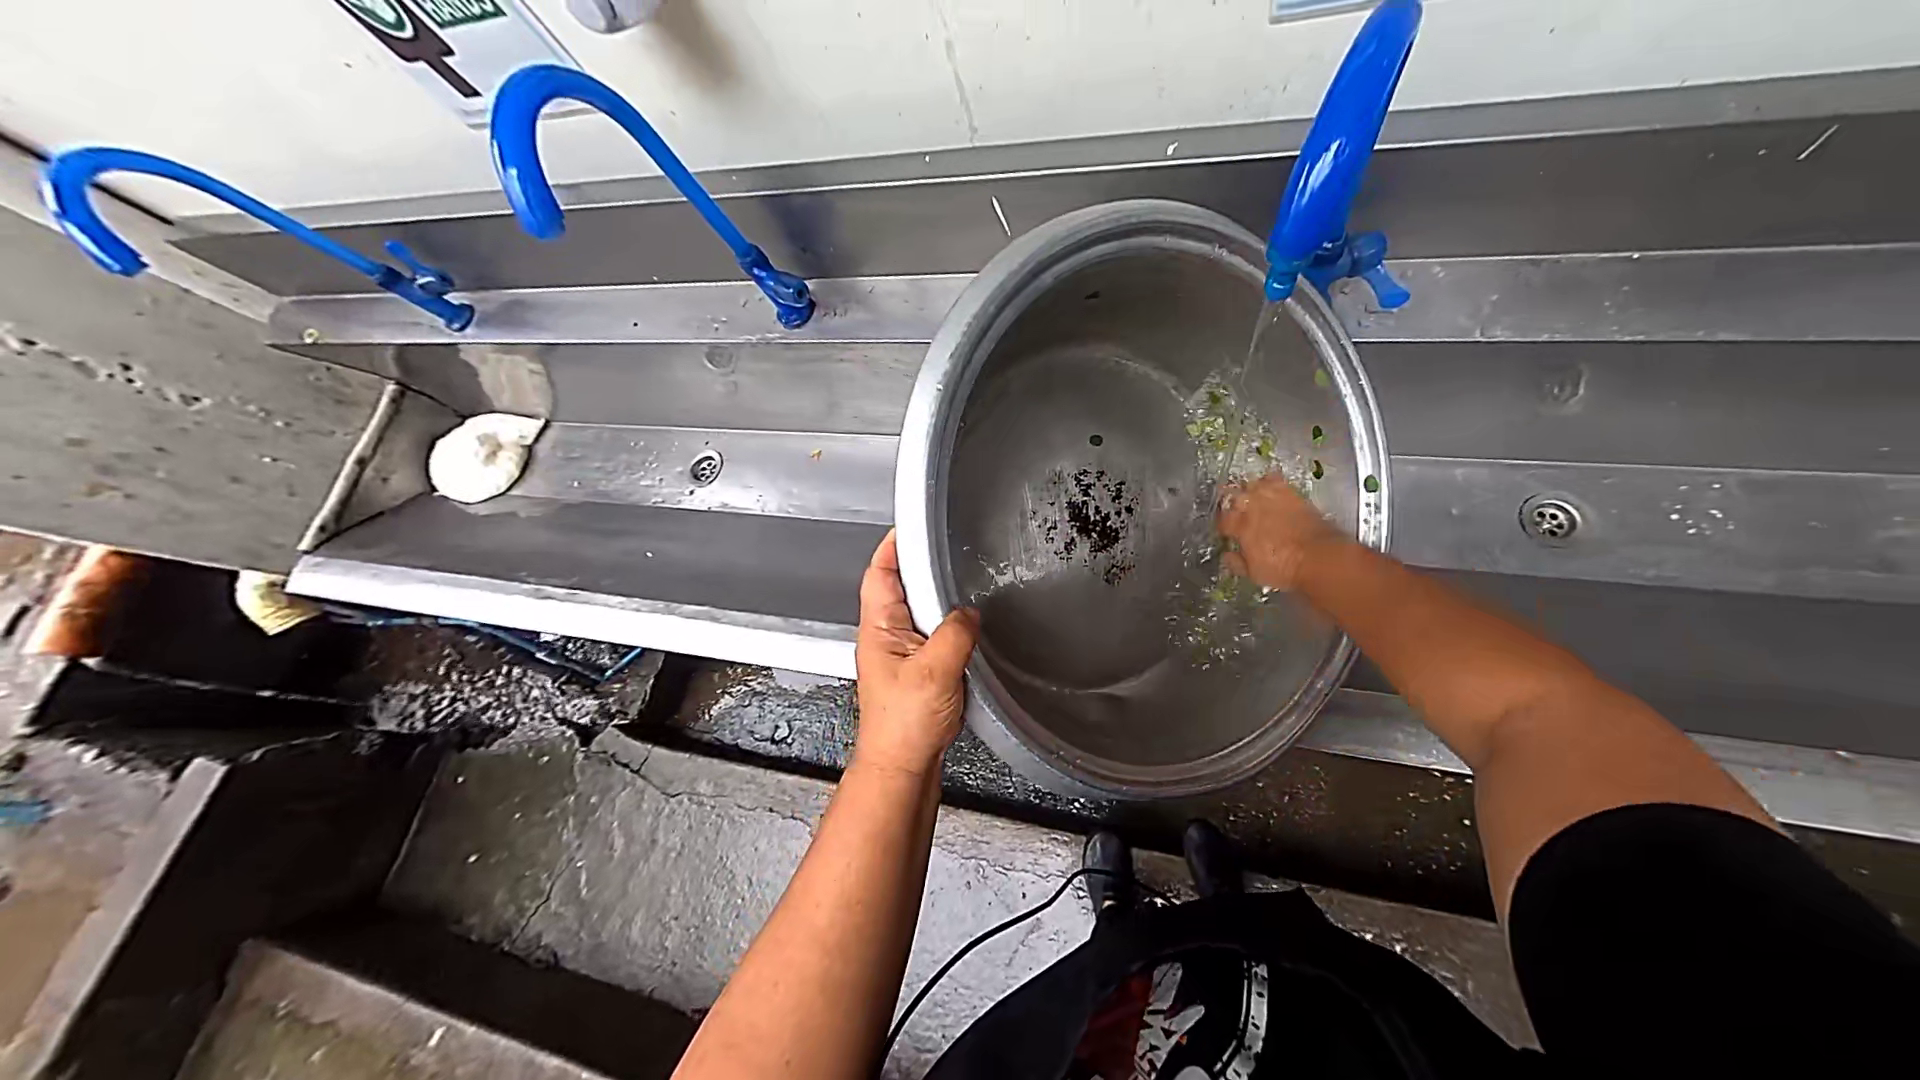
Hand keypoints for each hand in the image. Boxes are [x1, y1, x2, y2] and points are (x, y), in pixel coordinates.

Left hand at [854, 530, 980, 776]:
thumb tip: (970, 613)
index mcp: (879, 628)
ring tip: (959, 586)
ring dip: (938, 600)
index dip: (894, 544)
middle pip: (900, 586)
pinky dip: (949, 627)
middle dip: (921, 566)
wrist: (903, 766)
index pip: (881, 571)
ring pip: (920, 612)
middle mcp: (885, 636)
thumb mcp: (935, 670)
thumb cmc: (902, 726)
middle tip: (945, 550)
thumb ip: (955, 633)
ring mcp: (901, 653)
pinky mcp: (917, 670)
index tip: (912, 524)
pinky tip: (966, 631)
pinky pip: (933, 636)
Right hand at [1216, 475, 1345, 589]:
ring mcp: (1272, 498)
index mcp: (1239, 525)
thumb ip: (1236, 562)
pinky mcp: (1292, 494)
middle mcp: (1252, 507)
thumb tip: (1228, 556)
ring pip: (1253, 483)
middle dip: (1231, 502)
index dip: (1222, 525)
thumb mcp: (1254, 573)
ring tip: (1251, 494)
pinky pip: (1276, 480)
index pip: (1222, 519)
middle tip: (1234, 510)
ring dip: (1249, 489)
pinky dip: (1271, 482)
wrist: (1320, 557)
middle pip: (1233, 496)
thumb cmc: (1284, 567)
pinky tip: (1272, 487)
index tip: (1225, 530)